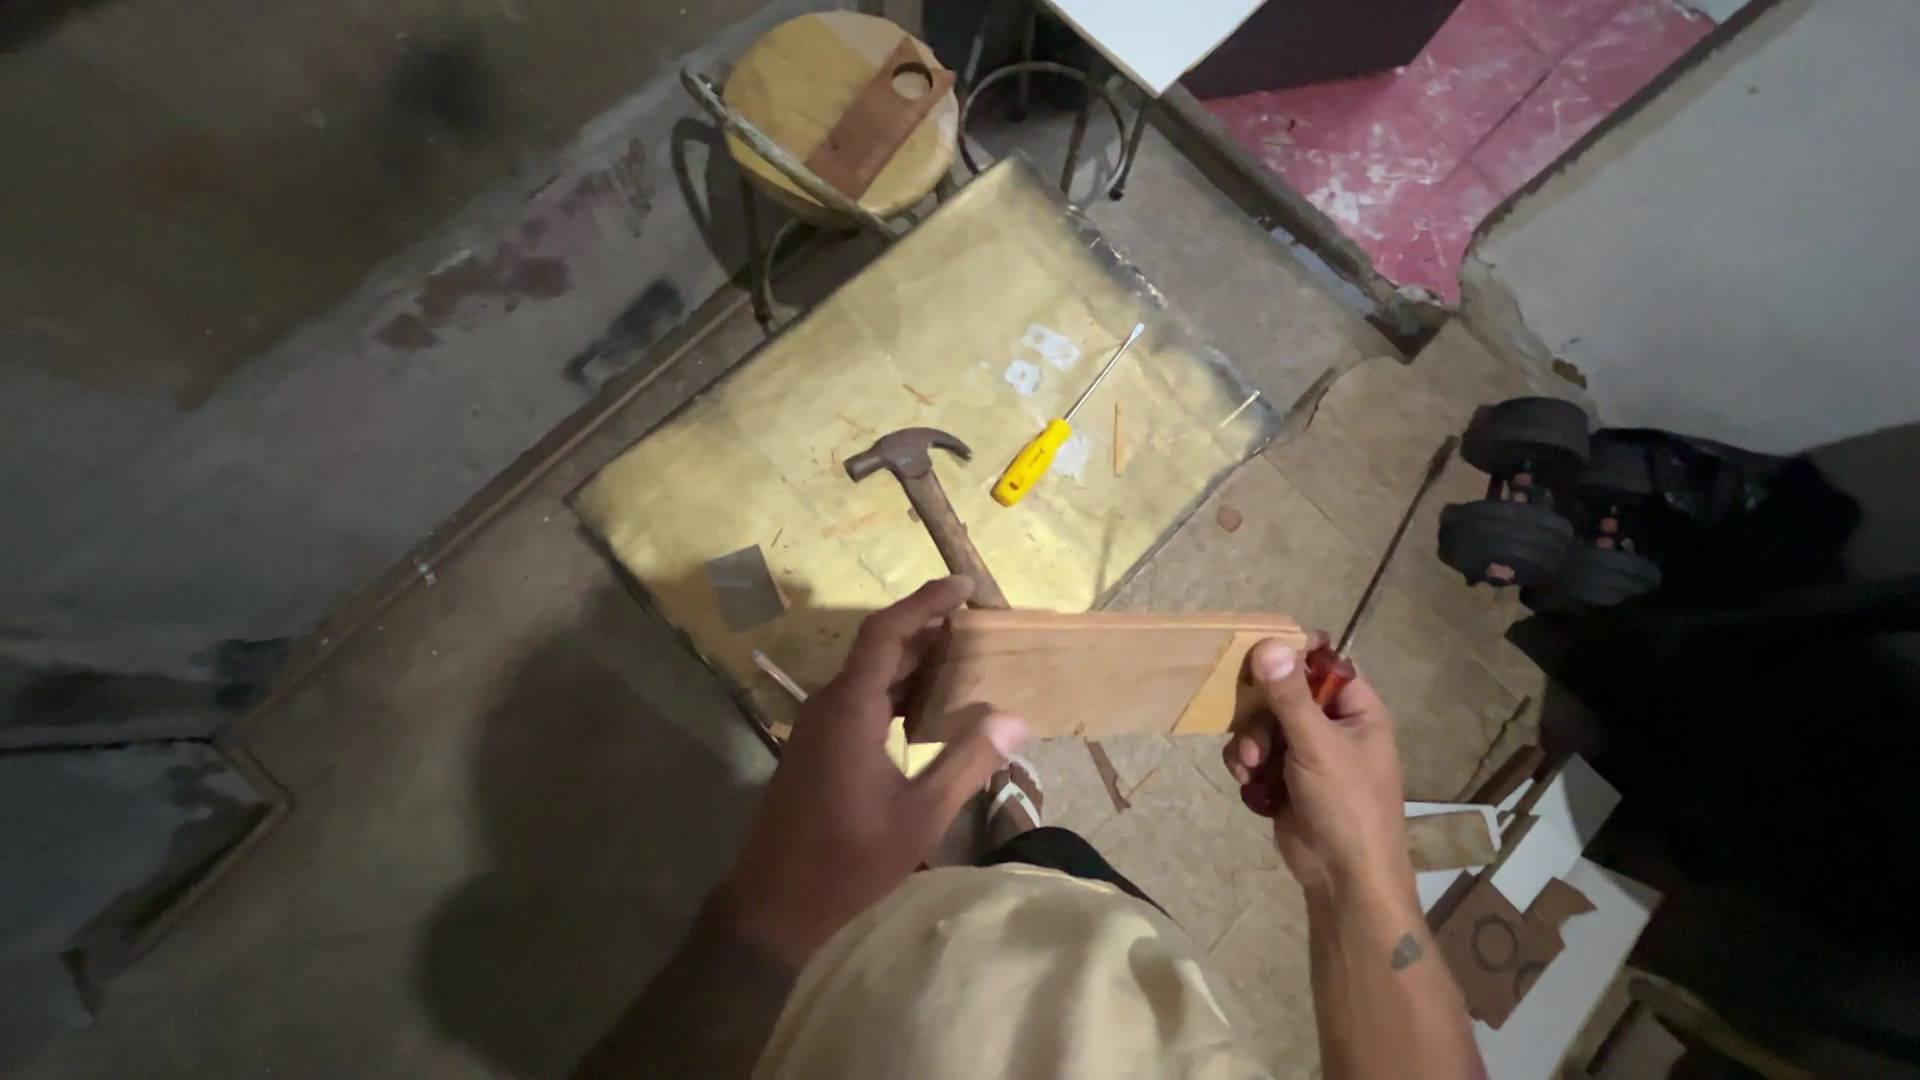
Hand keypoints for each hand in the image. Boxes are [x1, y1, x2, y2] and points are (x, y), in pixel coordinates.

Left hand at [710, 576, 1027, 967]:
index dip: (924, 602)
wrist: (773, 903)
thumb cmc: (847, 860)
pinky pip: (862, 699)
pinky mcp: (818, 743)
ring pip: (871, 674)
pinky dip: (897, 691)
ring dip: (914, 662)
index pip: (886, 632)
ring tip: (964, 659)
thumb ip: (967, 763)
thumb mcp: (919, 816)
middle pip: (880, 648)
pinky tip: (929, 708)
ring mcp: (819, 723)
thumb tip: (1015, 720)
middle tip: (978, 626)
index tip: (963, 587)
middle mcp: (830, 704)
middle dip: (928, 630)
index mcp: (850, 709)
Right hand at [1222, 641, 1411, 901]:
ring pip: (1262, 722)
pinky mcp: (1283, 776)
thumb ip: (1289, 695)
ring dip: (1249, 741)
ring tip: (1250, 764)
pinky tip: (1246, 780)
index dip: (1293, 653)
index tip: (1257, 652)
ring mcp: (1307, 751)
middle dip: (1259, 711)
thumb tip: (1268, 642)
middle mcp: (1332, 724)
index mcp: (1356, 709)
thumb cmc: (1347, 805)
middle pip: (1282, 692)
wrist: (1343, 879)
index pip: (1324, 663)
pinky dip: (1246, 762)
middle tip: (1251, 727)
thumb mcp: (1318, 745)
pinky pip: (1254, 751)